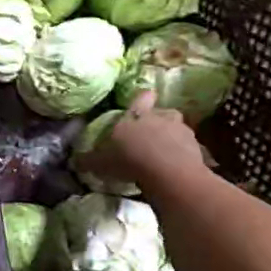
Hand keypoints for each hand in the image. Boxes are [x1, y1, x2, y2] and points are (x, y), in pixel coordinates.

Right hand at [80, 91, 207, 190]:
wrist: (167, 172)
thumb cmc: (129, 159)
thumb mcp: (101, 162)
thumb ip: (89, 160)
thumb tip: (73, 161)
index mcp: (137, 115)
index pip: (142, 97)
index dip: (143, 99)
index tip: (143, 101)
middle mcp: (161, 118)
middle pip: (165, 112)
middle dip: (161, 121)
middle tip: (153, 134)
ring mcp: (182, 132)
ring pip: (179, 129)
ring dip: (174, 138)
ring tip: (166, 154)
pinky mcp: (197, 149)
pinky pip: (190, 149)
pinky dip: (183, 156)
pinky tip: (175, 168)